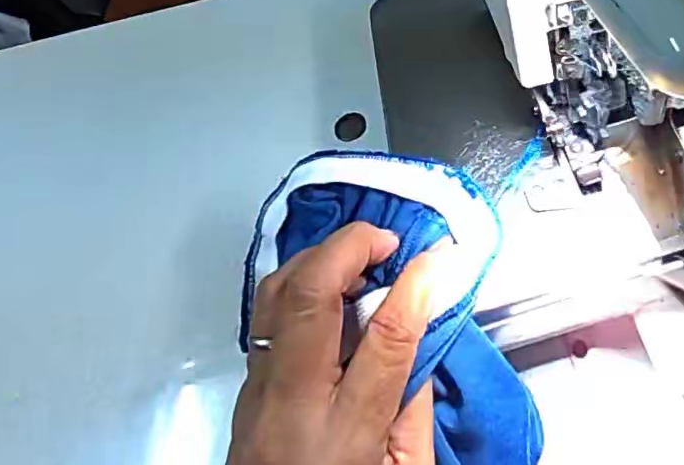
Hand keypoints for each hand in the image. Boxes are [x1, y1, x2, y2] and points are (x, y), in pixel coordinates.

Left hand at [228, 223, 443, 464]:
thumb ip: (414, 402)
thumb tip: (419, 321)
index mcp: (341, 442)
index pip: (383, 342)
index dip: (416, 286)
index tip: (439, 256)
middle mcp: (288, 408)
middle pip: (309, 297)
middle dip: (350, 248)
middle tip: (387, 242)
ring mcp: (256, 393)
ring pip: (276, 292)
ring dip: (321, 257)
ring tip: (360, 257)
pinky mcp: (244, 386)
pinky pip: (268, 310)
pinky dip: (302, 278)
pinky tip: (330, 284)